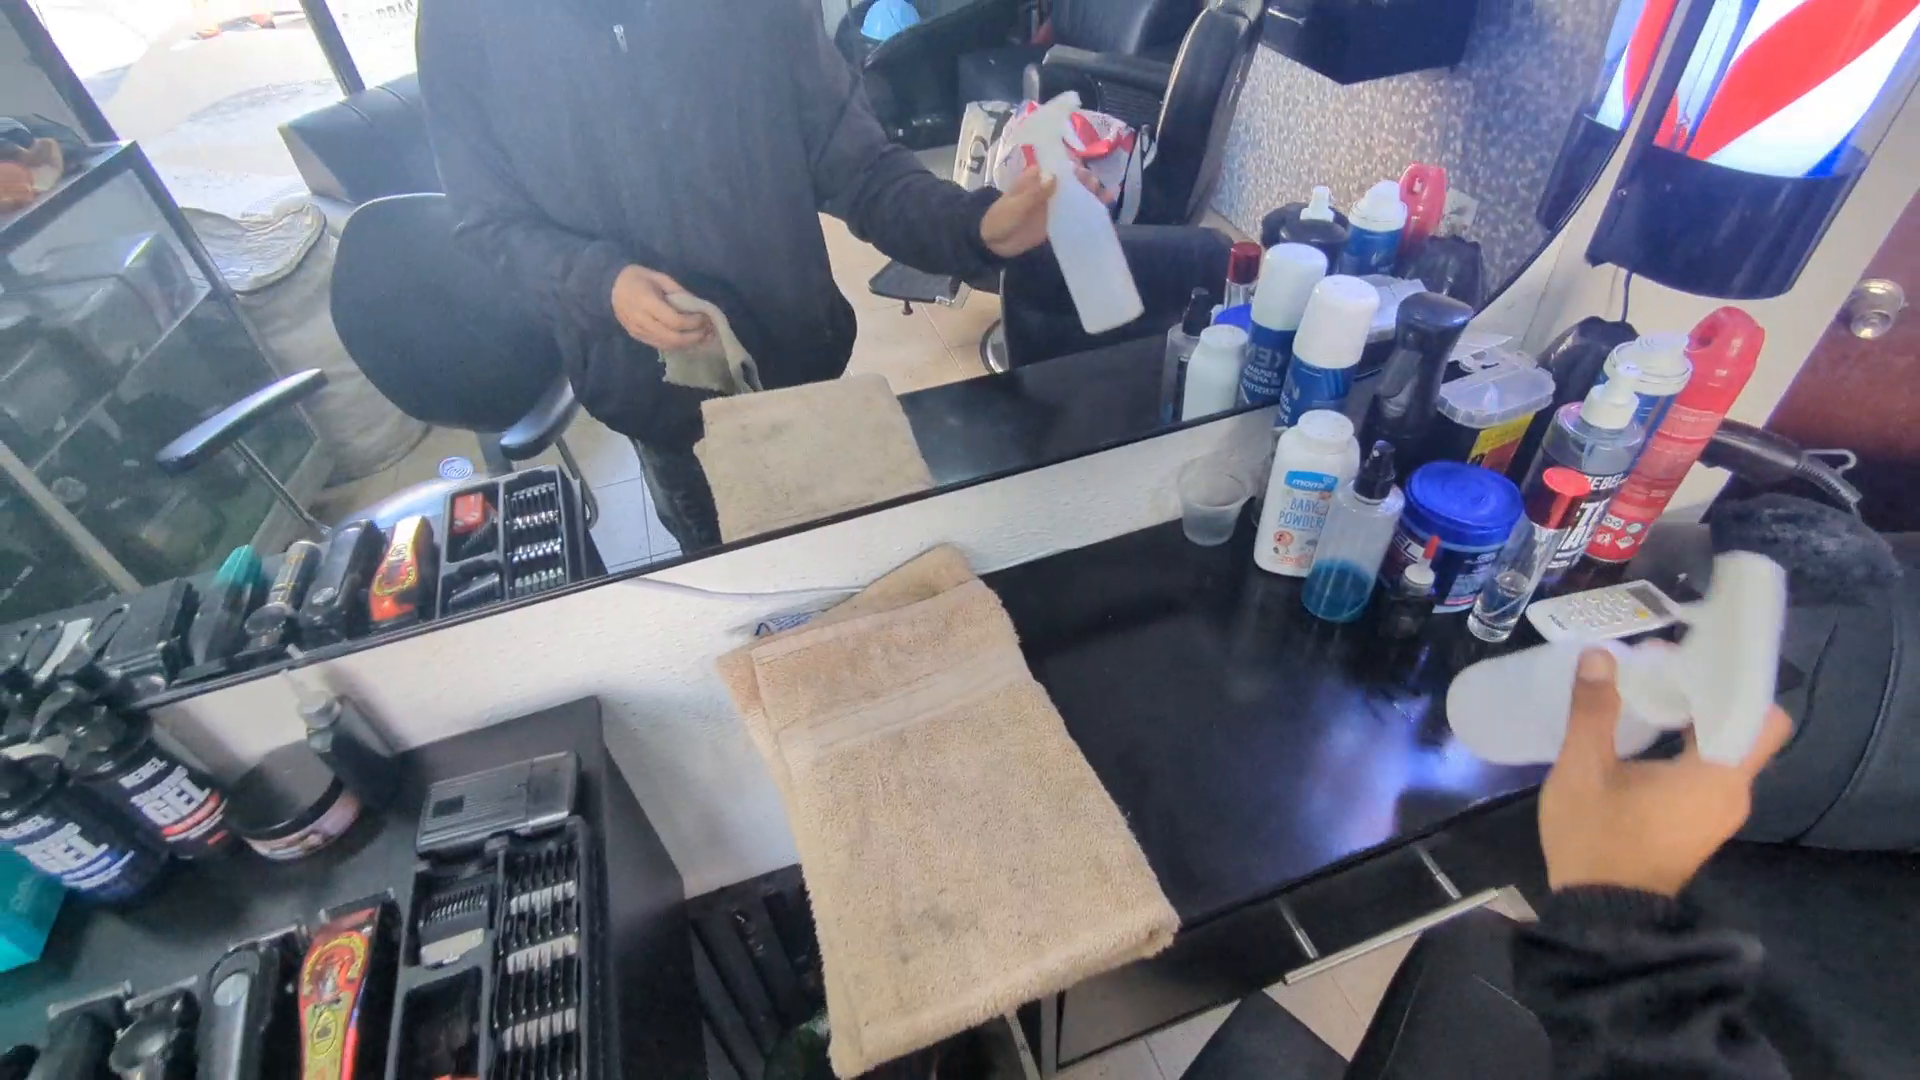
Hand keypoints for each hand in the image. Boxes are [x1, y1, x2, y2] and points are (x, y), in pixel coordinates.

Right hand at [611, 265, 710, 349]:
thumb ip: (679, 292)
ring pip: (668, 345)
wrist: (610, 286)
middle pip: (673, 338)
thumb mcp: (659, 278)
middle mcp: (641, 320)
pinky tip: (688, 339)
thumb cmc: (637, 278)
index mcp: (646, 302)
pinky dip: (677, 345)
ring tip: (701, 336)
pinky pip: (661, 346)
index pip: (675, 320)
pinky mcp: (638, 337)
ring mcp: (638, 331)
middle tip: (707, 331)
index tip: (704, 318)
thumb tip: (699, 307)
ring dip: (688, 343)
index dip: (693, 322)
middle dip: (694, 337)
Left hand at [980, 165, 1113, 258]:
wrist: (991, 244)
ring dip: (1091, 195)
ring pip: (1075, 197)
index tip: (1084, 173)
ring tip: (1107, 196)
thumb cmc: (999, 219)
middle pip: (1071, 181)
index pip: (1058, 167)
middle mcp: (1047, 188)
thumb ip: (1033, 194)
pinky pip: (1072, 216)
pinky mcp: (1054, 222)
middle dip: (1085, 181)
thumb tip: (1054, 176)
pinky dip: (1085, 213)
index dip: (1073, 168)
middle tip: (1095, 187)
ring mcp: (1052, 205)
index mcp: (1036, 178)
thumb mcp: (1014, 206)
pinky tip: (1100, 213)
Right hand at [1538, 648, 1792, 897]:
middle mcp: (1731, 791)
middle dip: (1700, 693)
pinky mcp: (1696, 818)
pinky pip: (1703, 767)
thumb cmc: (1595, 833)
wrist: (1602, 904)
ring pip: (1719, 748)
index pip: (1759, 719)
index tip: (1685, 657)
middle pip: (1738, 729)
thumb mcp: (1582, 767)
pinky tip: (1637, 732)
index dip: (1731, 683)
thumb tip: (1602, 655)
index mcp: (1715, 777)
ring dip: (1687, 716)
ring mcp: (1716, 808)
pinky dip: (1680, 741)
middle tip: (1649, 665)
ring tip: (1637, 691)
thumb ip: (1593, 711)